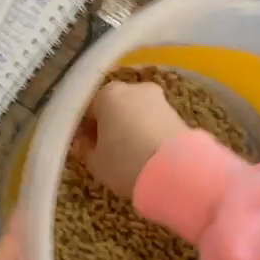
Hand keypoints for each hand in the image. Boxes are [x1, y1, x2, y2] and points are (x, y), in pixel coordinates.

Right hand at [73, 80, 188, 199]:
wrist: (177, 171)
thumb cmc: (126, 162)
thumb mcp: (96, 162)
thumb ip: (86, 149)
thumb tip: (85, 142)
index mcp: (107, 95)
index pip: (86, 109)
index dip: (82, 128)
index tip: (82, 146)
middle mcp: (133, 89)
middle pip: (113, 105)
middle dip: (107, 124)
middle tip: (104, 149)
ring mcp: (158, 98)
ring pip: (134, 111)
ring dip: (128, 127)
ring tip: (127, 153)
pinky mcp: (177, 112)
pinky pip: (152, 120)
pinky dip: (146, 131)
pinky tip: (145, 152)